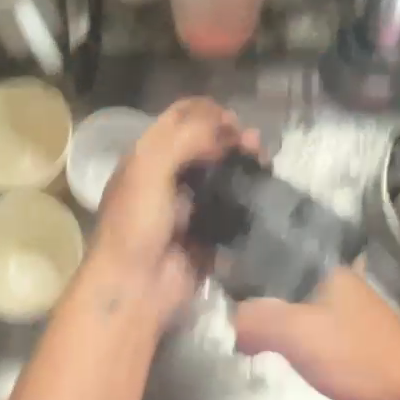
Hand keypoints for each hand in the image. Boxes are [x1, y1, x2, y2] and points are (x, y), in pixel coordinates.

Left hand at [85, 98, 255, 330]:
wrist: (136, 288)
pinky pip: (231, 209)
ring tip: (264, 164)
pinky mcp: (206, 233)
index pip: (179, 119)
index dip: (206, 112)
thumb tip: (226, 128)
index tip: (234, 119)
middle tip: (254, 144)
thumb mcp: (150, 169)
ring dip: (242, 165)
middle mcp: (166, 176)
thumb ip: (186, 139)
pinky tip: (263, 193)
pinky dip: (247, 198)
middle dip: (230, 137)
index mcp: (146, 156)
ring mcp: (188, 206)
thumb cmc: (136, 224)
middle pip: (204, 144)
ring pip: (221, 175)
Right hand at [232, 267, 399, 399]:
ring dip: (277, 323)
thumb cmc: (356, 356)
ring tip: (248, 337)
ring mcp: (352, 314)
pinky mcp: (357, 342)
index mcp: (329, 269)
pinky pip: (315, 333)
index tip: (220, 283)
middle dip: (260, 300)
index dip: (248, 269)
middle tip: (228, 316)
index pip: (278, 256)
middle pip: (288, 284)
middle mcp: (342, 284)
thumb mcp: (296, 333)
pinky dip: (296, 342)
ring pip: (301, 310)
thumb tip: (231, 323)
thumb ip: (256, 320)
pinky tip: (283, 356)